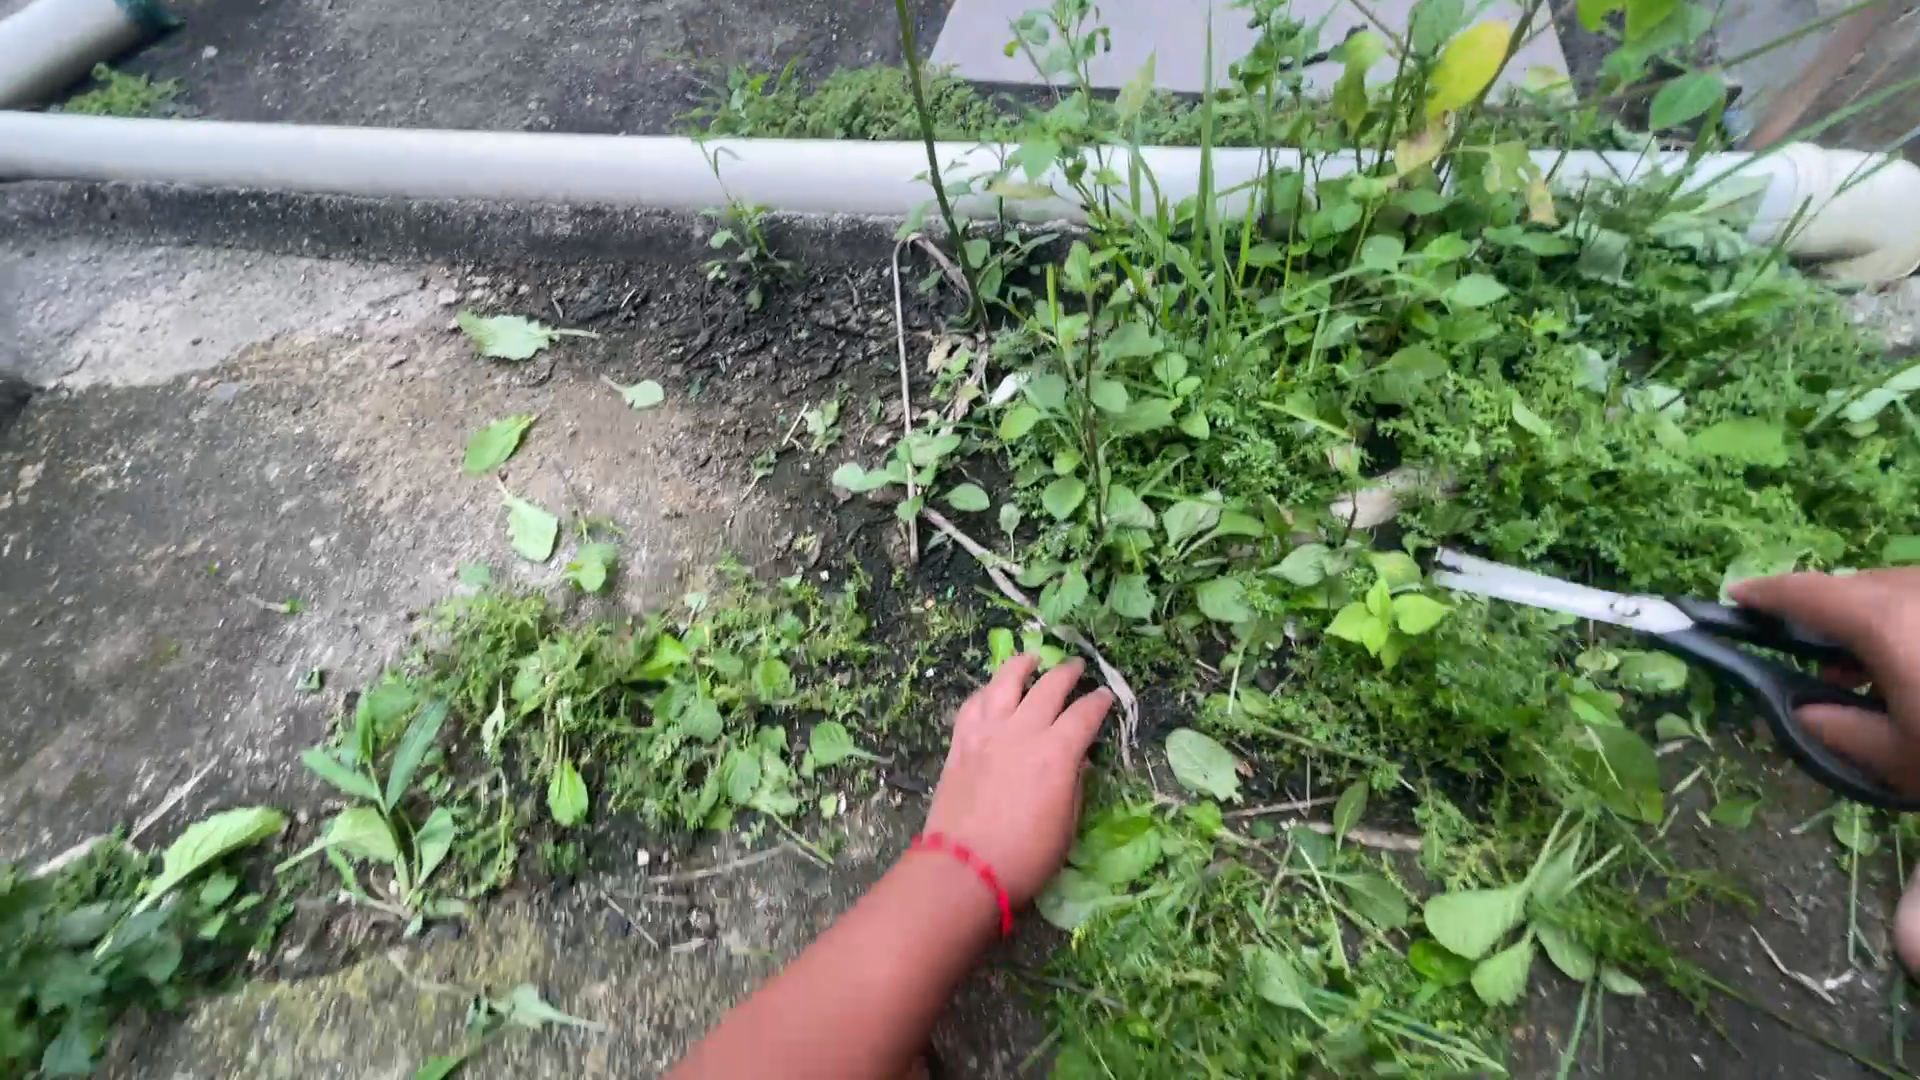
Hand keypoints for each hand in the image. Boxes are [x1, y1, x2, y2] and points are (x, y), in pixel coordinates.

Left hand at [921, 655, 1112, 905]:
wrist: (964, 867)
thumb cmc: (1025, 856)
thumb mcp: (1066, 825)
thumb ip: (1074, 784)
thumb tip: (1076, 759)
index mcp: (1056, 753)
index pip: (1085, 714)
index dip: (1099, 703)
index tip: (1106, 697)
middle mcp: (1022, 731)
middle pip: (1048, 688)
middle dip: (1067, 673)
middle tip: (1077, 666)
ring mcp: (987, 731)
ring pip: (1005, 682)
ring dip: (1022, 665)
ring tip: (1031, 657)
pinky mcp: (961, 741)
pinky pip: (974, 703)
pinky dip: (987, 691)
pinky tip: (992, 690)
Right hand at [1729, 569, 1919, 795]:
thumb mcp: (1899, 760)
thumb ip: (1834, 727)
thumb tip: (1809, 711)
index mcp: (1888, 623)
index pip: (1804, 591)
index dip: (1762, 594)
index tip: (1737, 599)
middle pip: (1863, 584)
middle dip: (1834, 611)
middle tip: (1822, 658)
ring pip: (1909, 591)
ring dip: (1887, 620)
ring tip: (1884, 671)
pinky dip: (1918, 628)